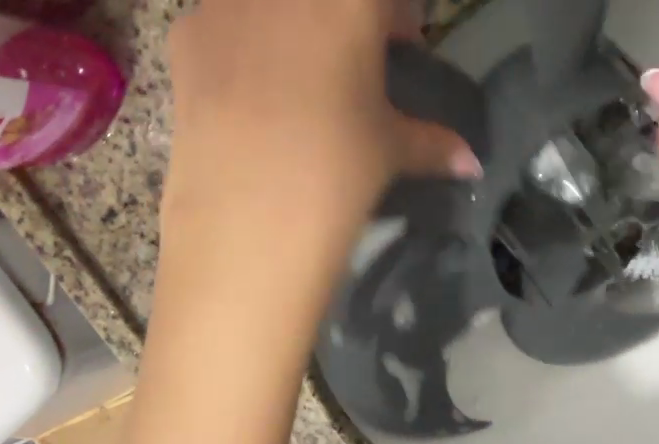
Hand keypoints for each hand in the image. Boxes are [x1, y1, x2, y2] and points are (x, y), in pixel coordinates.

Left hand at [162, 0, 480, 243]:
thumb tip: (471, 162)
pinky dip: (249, 39)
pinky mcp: (187, 32)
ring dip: (295, 23)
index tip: (403, 45)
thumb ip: (433, 143)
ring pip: (272, 4)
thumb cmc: (338, 167)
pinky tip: (258, 91)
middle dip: (344, 15)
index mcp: (346, 2)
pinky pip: (228, 18)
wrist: (248, 207)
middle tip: (356, 59)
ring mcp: (226, 1)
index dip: (396, 15)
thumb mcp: (391, 152)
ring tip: (305, 74)